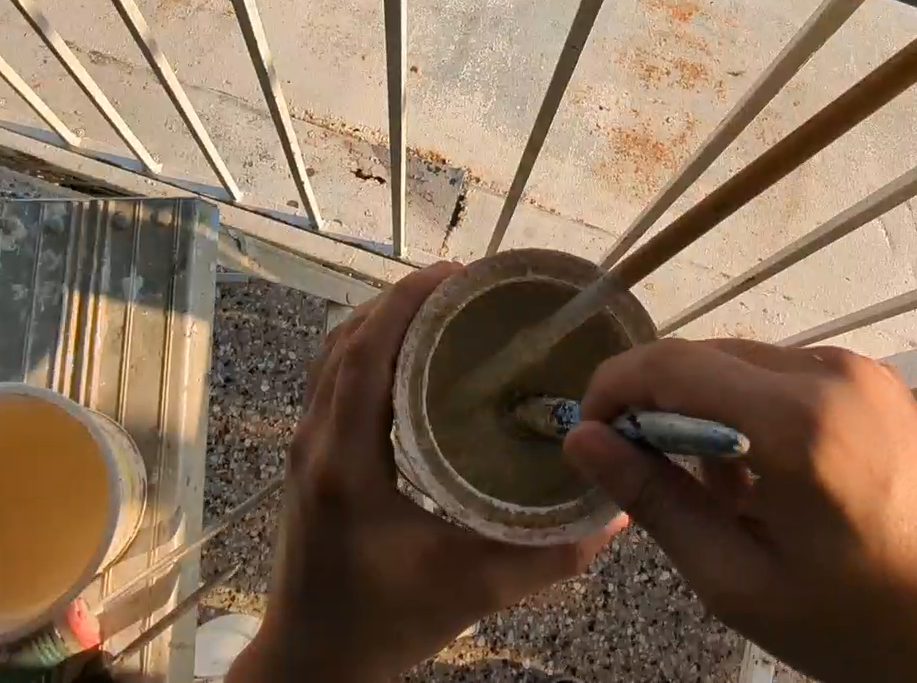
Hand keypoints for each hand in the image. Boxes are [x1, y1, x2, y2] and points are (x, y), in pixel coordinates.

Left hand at [228, 263, 623, 682]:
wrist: (310, 662)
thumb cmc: (384, 623)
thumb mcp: (472, 591)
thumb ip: (546, 555)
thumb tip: (611, 511)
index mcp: (347, 460)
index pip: (367, 353)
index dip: (407, 302)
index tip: (455, 273)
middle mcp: (317, 438)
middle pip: (348, 340)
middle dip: (400, 301)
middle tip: (461, 286)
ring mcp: (305, 443)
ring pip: (334, 354)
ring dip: (381, 320)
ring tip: (438, 308)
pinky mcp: (308, 452)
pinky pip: (332, 375)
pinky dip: (367, 347)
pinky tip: (407, 354)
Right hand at [562, 339, 916, 682]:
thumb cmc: (860, 630)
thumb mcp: (738, 581)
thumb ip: (653, 500)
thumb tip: (581, 440)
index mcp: (797, 421)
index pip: (671, 365)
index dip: (614, 388)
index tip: (590, 433)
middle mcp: (829, 370)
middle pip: (703, 356)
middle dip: (656, 401)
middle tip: (643, 468)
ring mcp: (859, 368)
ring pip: (739, 360)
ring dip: (704, 404)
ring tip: (714, 485)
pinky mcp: (876, 379)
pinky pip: (782, 371)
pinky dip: (749, 405)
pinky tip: (763, 468)